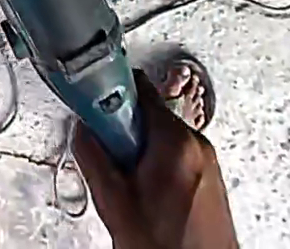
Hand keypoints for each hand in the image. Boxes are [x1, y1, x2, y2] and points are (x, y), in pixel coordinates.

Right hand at [74, 72, 238, 248]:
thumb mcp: (113, 202)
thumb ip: (90, 154)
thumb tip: (81, 128)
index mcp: (177, 141)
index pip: (137, 86)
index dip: (108, 93)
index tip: (93, 107)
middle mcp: (198, 144)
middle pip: (145, 112)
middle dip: (121, 128)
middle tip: (110, 157)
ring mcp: (207, 162)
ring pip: (156, 134)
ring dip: (136, 148)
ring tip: (129, 184)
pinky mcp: (209, 179)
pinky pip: (171, 152)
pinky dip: (153, 163)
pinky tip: (146, 193)